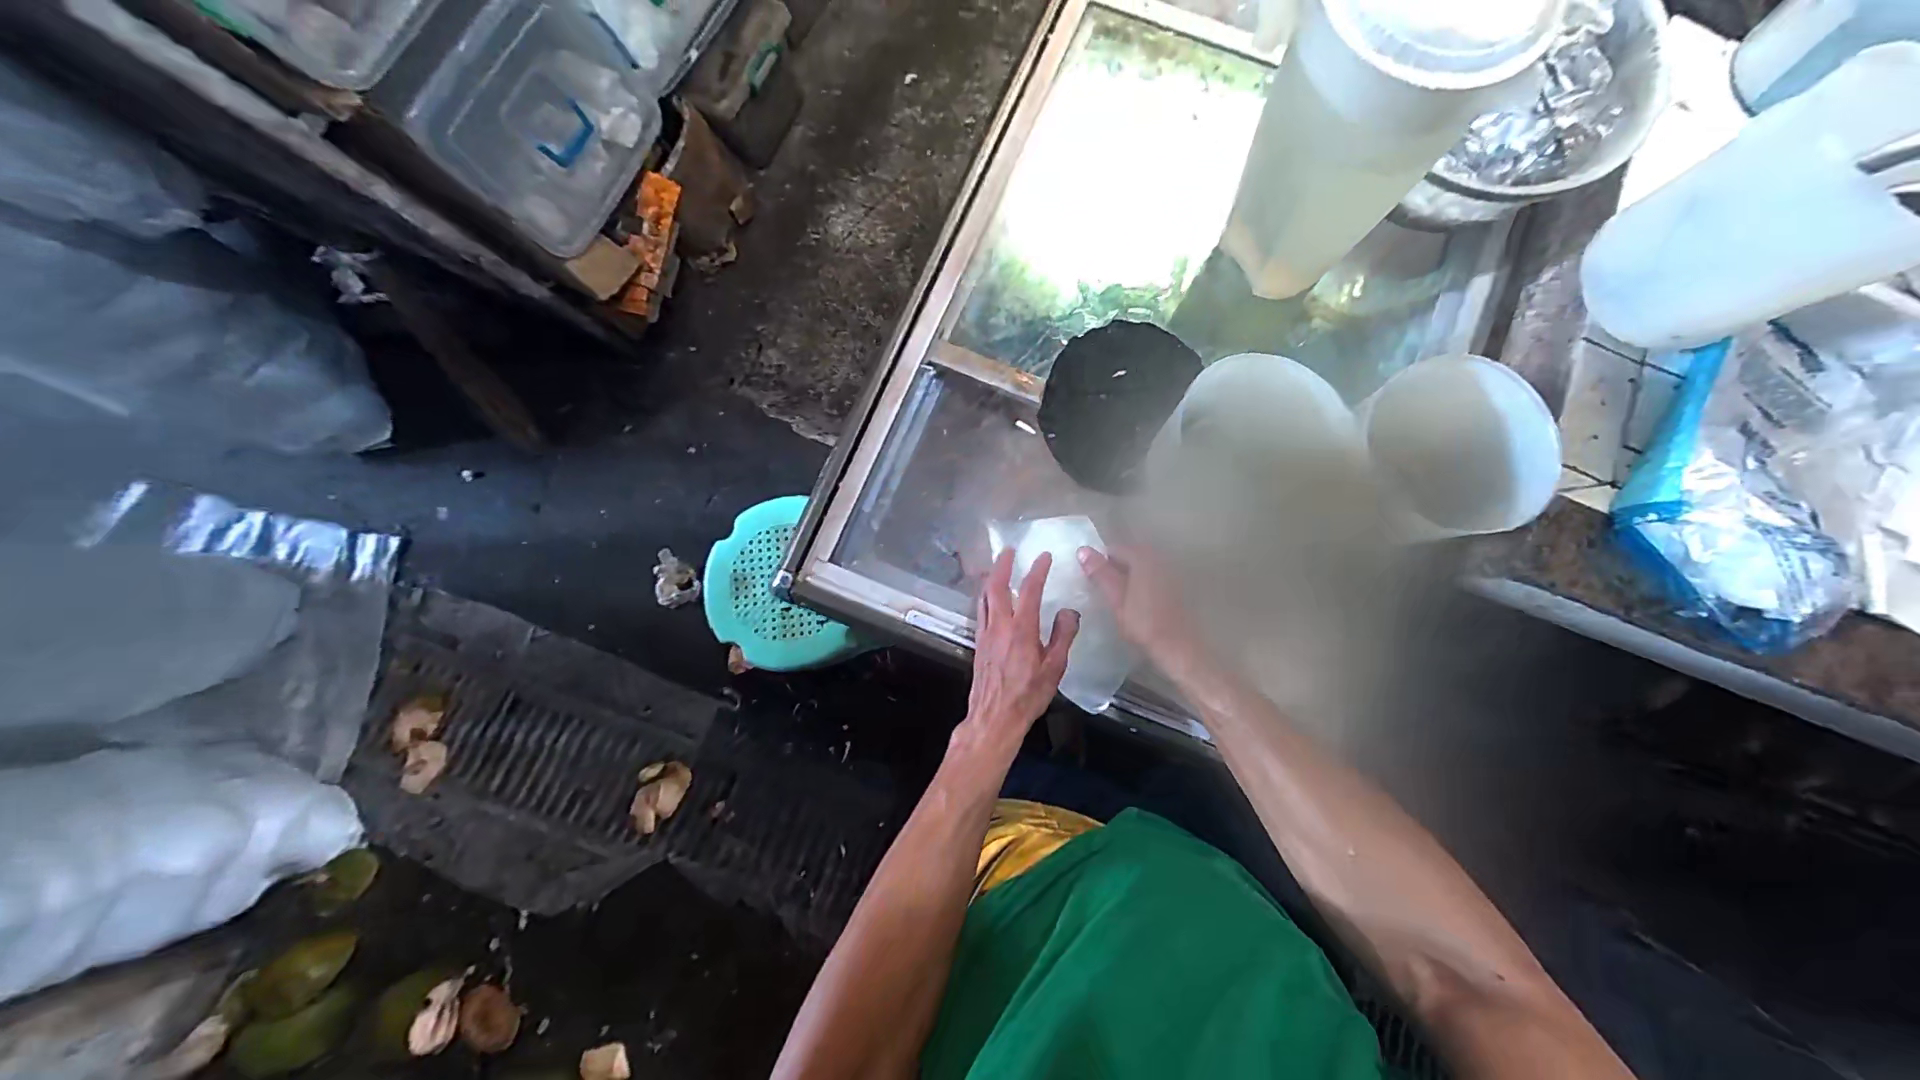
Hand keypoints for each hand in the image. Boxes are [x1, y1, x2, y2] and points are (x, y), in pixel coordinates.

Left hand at [959, 550, 1078, 755]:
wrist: (994, 717)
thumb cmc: (1027, 695)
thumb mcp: (1055, 668)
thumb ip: (1063, 636)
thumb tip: (1070, 611)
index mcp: (1021, 629)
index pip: (1029, 590)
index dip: (1037, 570)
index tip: (1044, 556)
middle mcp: (999, 626)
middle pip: (997, 586)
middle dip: (1003, 565)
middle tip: (1009, 550)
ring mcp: (985, 634)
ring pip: (984, 597)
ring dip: (991, 579)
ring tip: (998, 568)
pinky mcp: (979, 644)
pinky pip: (981, 611)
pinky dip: (986, 597)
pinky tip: (991, 599)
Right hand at [1078, 544, 1205, 675]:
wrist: (1179, 647)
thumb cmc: (1144, 623)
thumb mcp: (1116, 598)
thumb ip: (1100, 573)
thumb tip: (1082, 550)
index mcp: (1142, 557)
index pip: (1114, 549)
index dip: (1098, 562)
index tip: (1088, 579)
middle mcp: (1159, 558)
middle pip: (1129, 556)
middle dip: (1113, 568)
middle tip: (1099, 589)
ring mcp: (1171, 572)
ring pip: (1141, 567)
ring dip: (1127, 577)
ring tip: (1114, 597)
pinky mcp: (1177, 587)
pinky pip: (1152, 578)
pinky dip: (1141, 584)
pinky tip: (1135, 603)